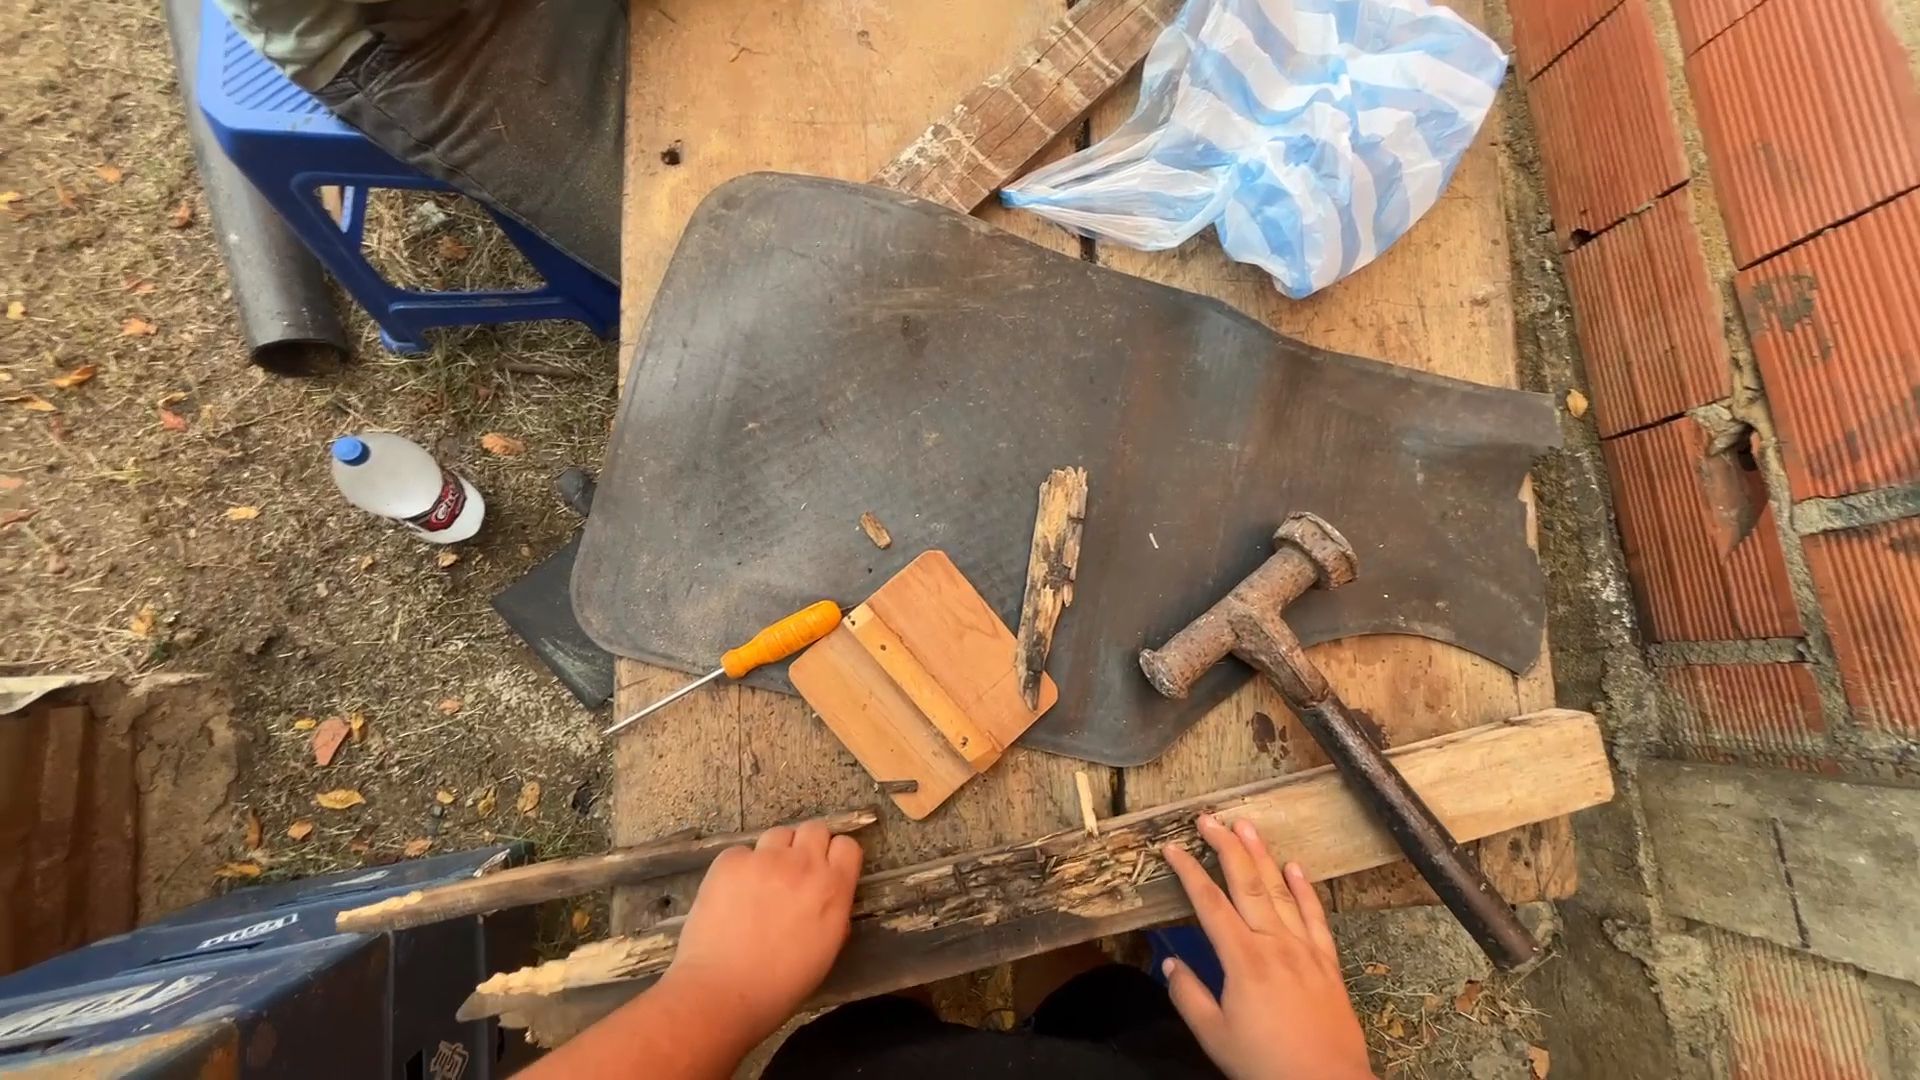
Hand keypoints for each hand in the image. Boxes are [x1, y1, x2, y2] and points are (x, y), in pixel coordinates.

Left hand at [662, 819, 863, 1045]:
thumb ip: (834, 916)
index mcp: (833, 888)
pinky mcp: (731, 861)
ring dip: (775, 853)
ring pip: (778, 834)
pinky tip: (731, 896)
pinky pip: (742, 853)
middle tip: (793, 874)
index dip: (835, 856)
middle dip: (807, 846)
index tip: (826, 870)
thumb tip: (828, 901)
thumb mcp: (825, 952)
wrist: (720, 995)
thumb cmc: (779, 987)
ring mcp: (765, 859)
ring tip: (760, 883)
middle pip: (815, 829)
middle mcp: (803, 864)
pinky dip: (740, 868)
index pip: (847, 845)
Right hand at [1161, 814, 1372, 1079]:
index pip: (1209, 903)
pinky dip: (1305, 890)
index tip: (1171, 848)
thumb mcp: (1215, 1036)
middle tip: (1209, 819)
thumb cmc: (1266, 1066)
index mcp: (1243, 959)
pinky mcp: (1328, 964)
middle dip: (1225, 846)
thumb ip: (1188, 996)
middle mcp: (1274, 944)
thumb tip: (1170, 964)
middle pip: (1247, 883)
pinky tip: (1296, 867)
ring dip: (1261, 855)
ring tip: (1246, 826)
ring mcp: (1305, 950)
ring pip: (1280, 891)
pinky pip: (1315, 918)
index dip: (1188, 872)